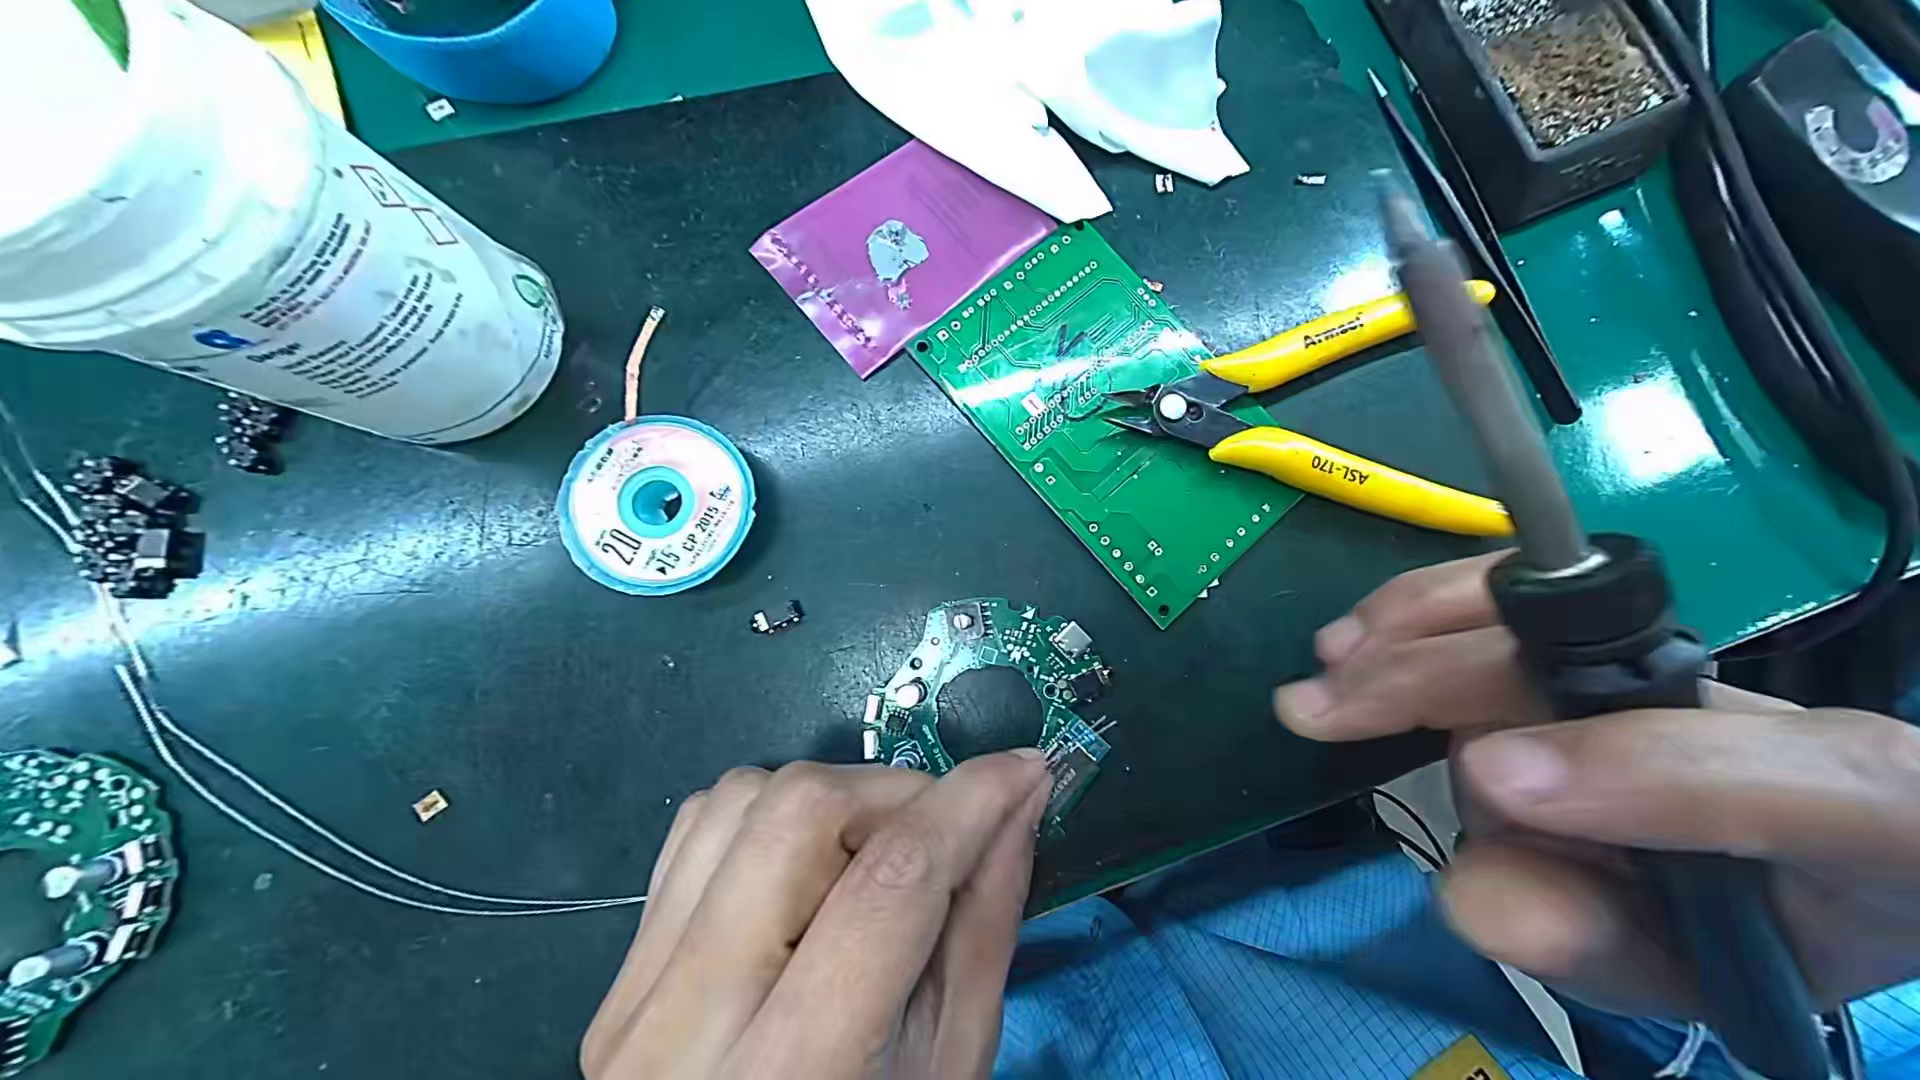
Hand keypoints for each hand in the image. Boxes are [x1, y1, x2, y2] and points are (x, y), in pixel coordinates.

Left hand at [581, 751, 1051, 1078]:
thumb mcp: (951, 1064)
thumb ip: (984, 920)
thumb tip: (1015, 801)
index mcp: (791, 1073)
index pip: (889, 885)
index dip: (969, 804)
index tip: (1023, 768)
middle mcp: (688, 1016)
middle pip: (801, 811)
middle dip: (896, 793)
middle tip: (942, 830)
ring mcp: (641, 982)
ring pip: (746, 796)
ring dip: (835, 796)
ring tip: (874, 851)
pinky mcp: (628, 958)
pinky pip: (704, 823)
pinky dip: (774, 809)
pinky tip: (808, 859)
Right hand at [1274, 551, 1919, 1015]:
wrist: (1720, 857)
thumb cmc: (1712, 926)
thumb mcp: (1667, 968)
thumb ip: (1587, 942)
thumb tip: (1468, 900)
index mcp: (1866, 816)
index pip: (1786, 777)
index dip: (1637, 769)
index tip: (1488, 780)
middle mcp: (1748, 703)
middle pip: (1593, 658)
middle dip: (1441, 676)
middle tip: (1326, 710)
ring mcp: (1653, 654)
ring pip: (1533, 601)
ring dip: (1408, 626)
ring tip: (1330, 666)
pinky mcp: (1580, 632)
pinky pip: (1494, 590)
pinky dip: (1411, 607)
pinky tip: (1355, 636)